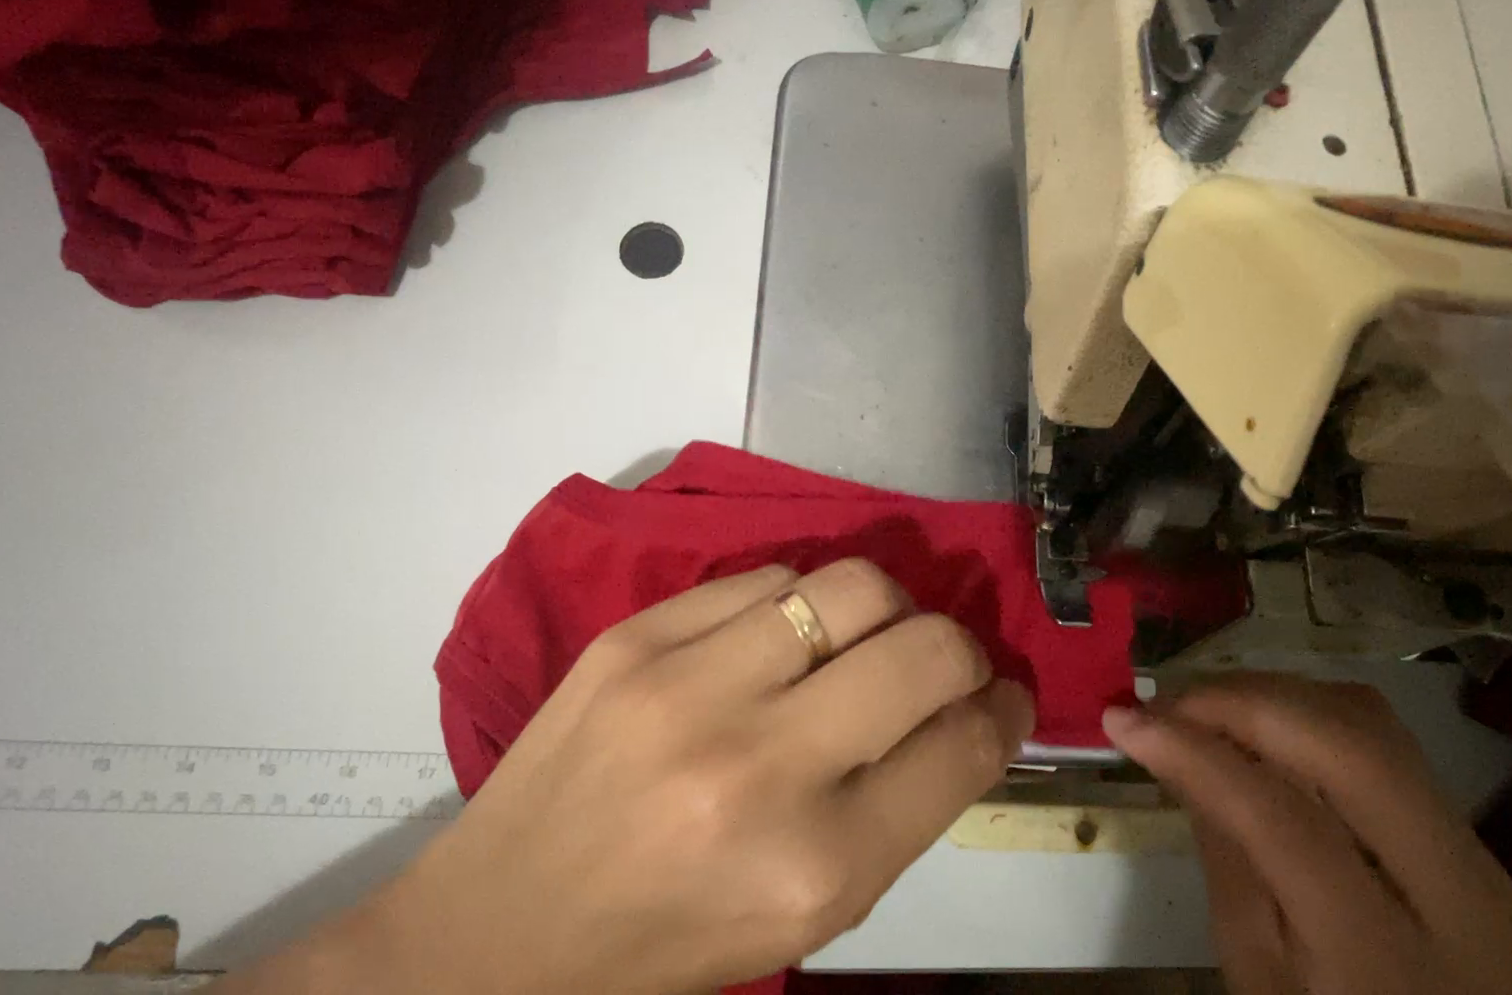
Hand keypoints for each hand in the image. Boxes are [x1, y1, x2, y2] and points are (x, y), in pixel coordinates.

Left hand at [217, 560, 1033, 994]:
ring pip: (854, 584)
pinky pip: (768, 575)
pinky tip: (779, 638)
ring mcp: (689, 686)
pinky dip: (799, 602)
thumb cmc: (677, 935)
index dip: (1004, 711)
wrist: (506, 924)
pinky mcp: (635, 635)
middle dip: (961, 651)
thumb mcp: (812, 914)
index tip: (1004, 697)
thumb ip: (902, 810)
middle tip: (941, 665)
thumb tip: (969, 710)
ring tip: (860, 641)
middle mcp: (759, 765)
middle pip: (927, 648)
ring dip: (885, 610)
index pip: (963, 747)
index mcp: (817, 864)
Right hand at [1102, 673, 1511, 994]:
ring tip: (1206, 706)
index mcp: (1386, 961)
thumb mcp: (1254, 971)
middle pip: (1352, 746)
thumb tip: (1173, 747)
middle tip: (1169, 700)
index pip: (1285, 823)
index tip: (1125, 719)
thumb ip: (1224, 855)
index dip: (1198, 756)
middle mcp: (1460, 897)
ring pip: (1375, 725)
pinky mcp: (1470, 834)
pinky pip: (1386, 742)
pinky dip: (1311, 715)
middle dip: (1246, 701)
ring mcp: (1480, 857)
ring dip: (1278, 696)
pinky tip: (1258, 724)